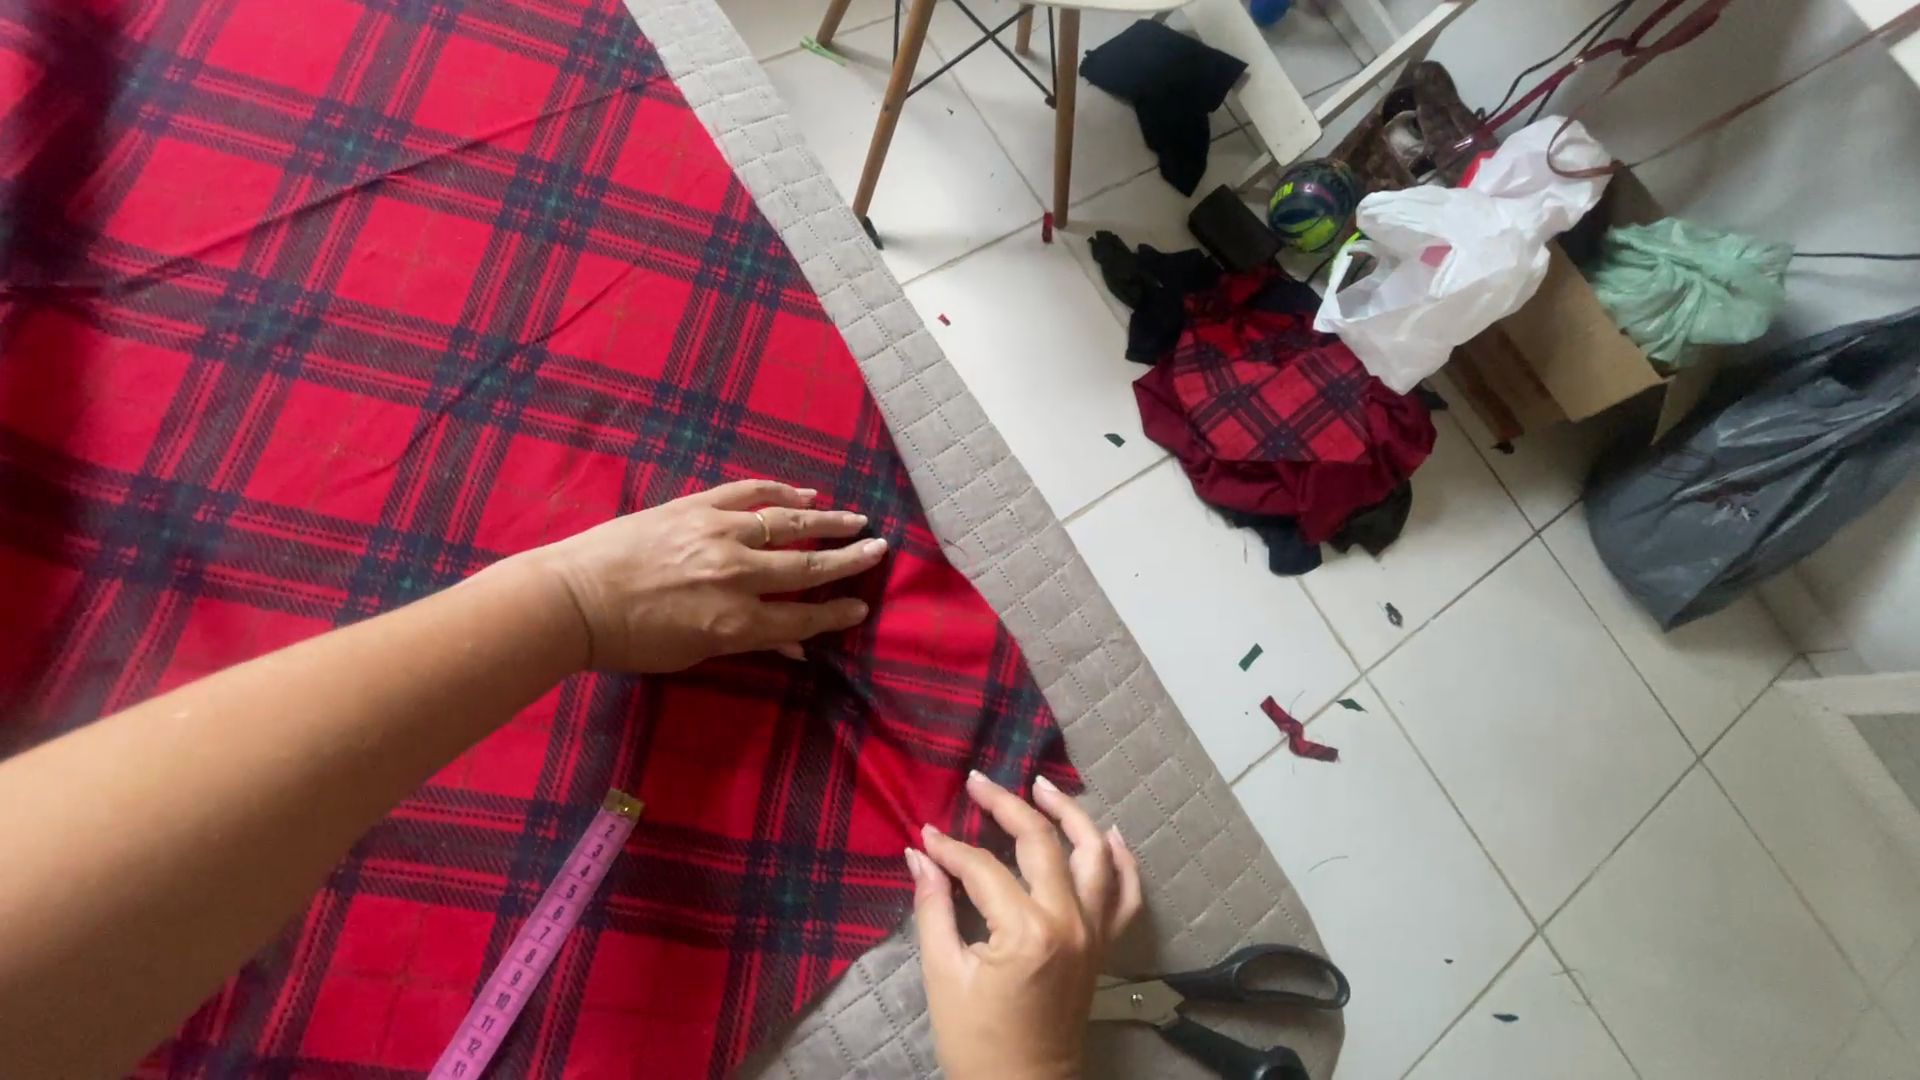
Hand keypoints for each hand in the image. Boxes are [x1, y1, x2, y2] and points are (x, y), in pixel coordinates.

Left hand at [524, 479, 886, 672]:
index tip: (862, 606)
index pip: (803, 617)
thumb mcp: (693, 653)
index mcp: (736, 622)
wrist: (571, 599)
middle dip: (848, 559)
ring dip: (827, 521)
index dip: (837, 613)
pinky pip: (750, 493)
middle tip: (879, 550)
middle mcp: (737, 576)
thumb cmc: (629, 640)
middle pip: (807, 566)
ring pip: (788, 524)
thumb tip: (798, 646)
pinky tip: (805, 494)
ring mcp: (719, 534)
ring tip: (856, 519)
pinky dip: (781, 492)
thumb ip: (751, 643)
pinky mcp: (698, 507)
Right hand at [908, 771, 1142, 1079]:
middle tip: (978, 782)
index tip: (926, 835)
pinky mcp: (1104, 945)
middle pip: (1042, 842)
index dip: (950, 847)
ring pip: (1095, 854)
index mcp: (1027, 930)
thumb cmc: (976, 1042)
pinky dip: (1122, 861)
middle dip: (1006, 805)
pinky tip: (1109, 834)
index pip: (983, 867)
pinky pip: (1126, 895)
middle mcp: (1070, 921)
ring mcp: (1095, 932)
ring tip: (1043, 787)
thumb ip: (933, 907)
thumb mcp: (943, 975)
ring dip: (1070, 813)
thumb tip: (919, 855)